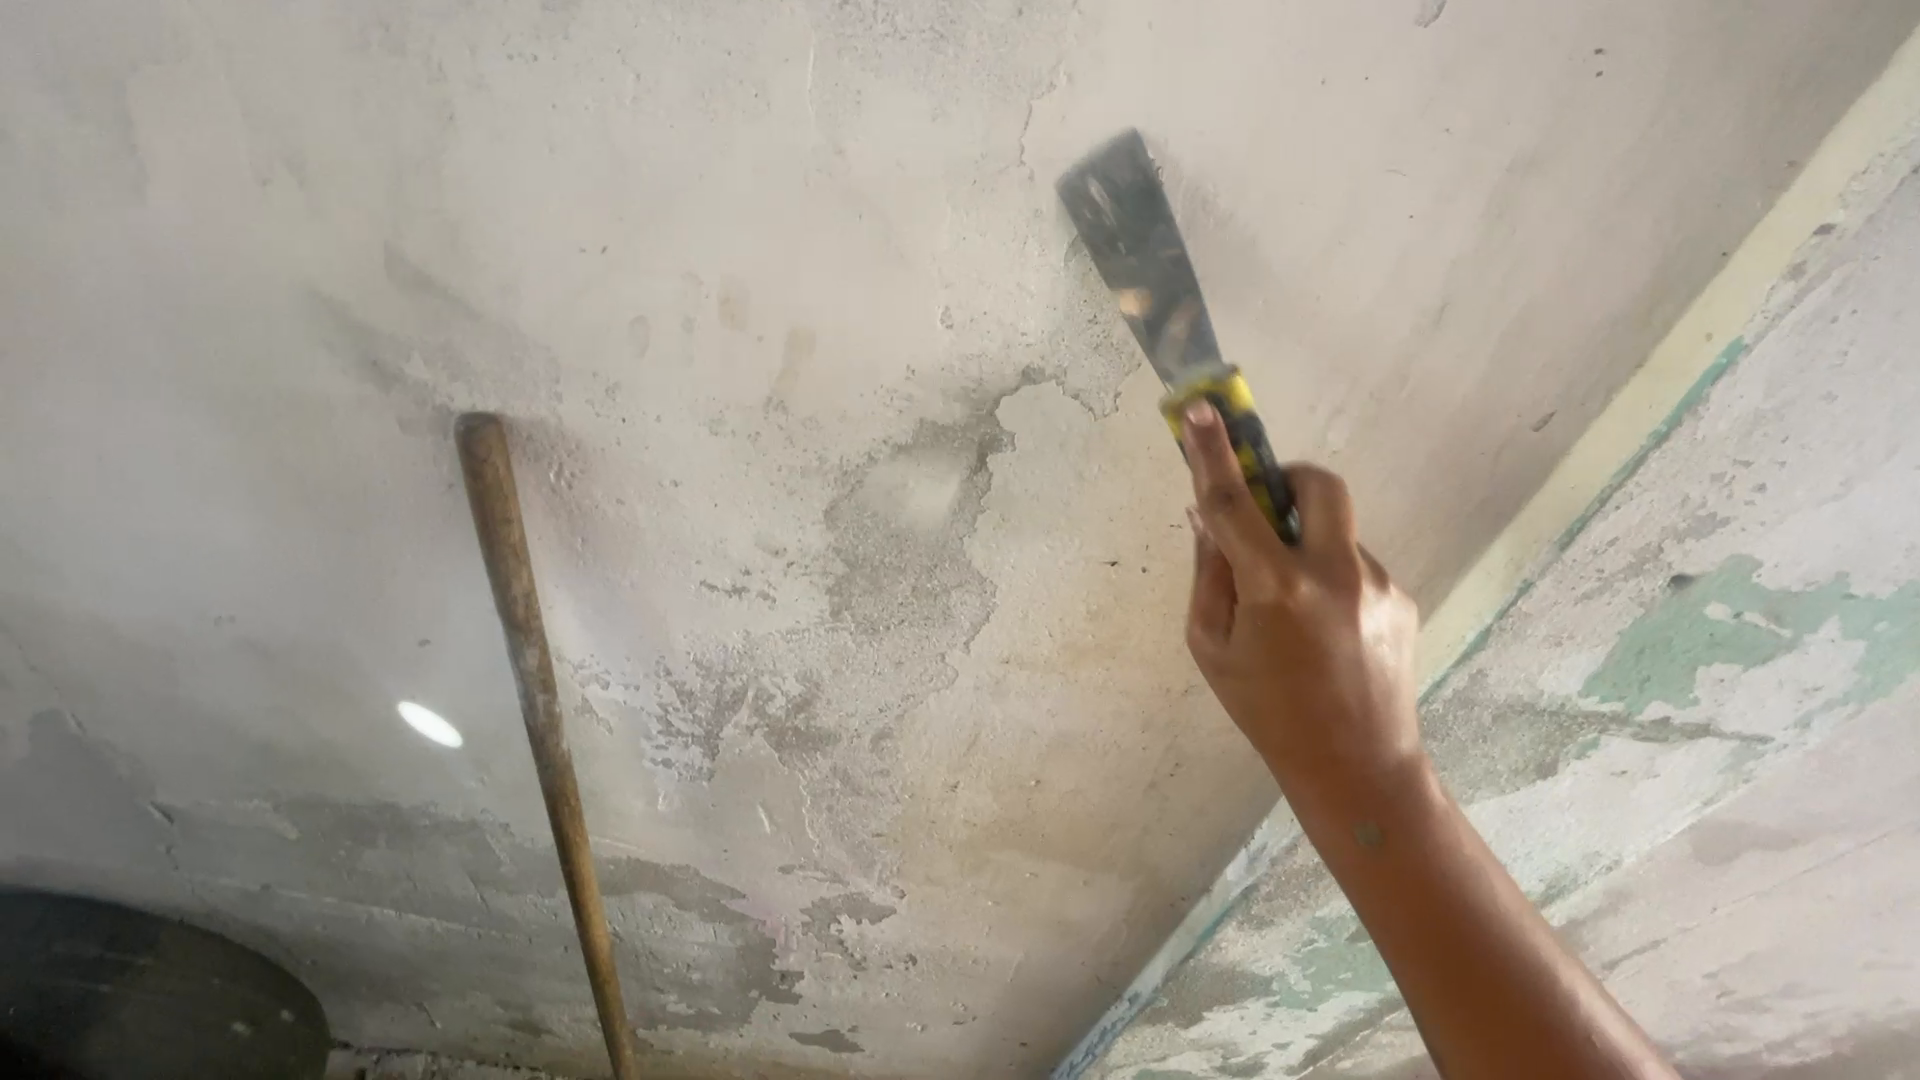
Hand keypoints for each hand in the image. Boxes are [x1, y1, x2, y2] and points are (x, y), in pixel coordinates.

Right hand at [1181, 401, 1423, 795]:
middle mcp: (1336, 573)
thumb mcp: (1210, 646)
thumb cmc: (1265, 711)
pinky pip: (1354, 564)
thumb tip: (1204, 518)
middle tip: (1264, 511)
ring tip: (1292, 610)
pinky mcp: (1403, 598)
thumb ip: (1208, 574)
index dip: (1212, 453)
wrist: (1357, 767)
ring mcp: (1379, 584)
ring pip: (1335, 531)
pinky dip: (1328, 576)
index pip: (1235, 503)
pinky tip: (1323, 630)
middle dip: (1287, 479)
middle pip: (1318, 484)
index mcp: (1277, 589)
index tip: (1200, 410)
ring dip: (1304, 545)